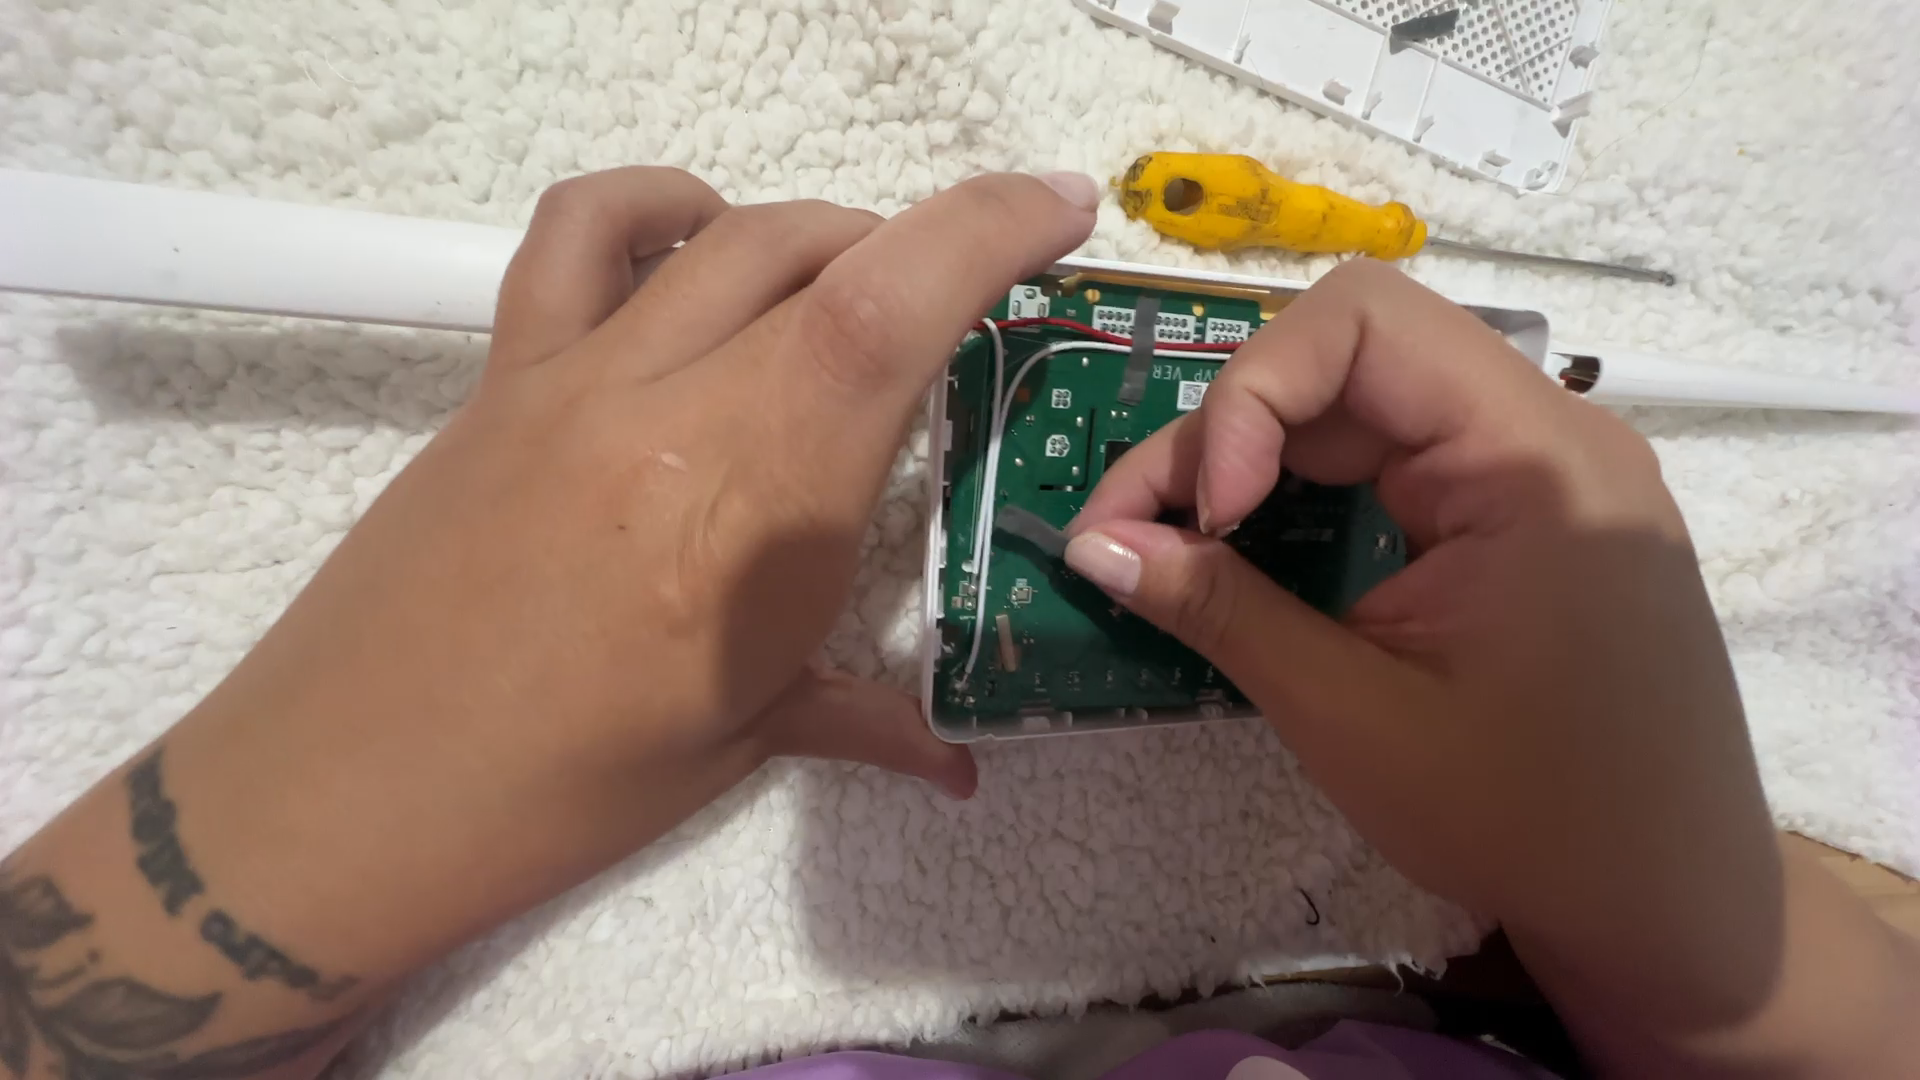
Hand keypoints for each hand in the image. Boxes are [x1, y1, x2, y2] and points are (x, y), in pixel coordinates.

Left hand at [0, 167, 1098, 1076]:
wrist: (345, 795)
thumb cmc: (572, 784)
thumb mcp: (752, 743)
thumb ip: (878, 722)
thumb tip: (964, 770)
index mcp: (757, 512)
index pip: (889, 317)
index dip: (991, 230)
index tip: (1063, 204)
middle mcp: (675, 412)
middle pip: (831, 256)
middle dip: (938, 241)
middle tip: (974, 296)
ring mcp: (580, 379)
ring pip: (732, 231)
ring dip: (831, 236)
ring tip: (862, 289)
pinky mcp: (505, 374)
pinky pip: (584, 234)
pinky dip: (667, 204)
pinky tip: (705, 243)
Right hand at [1065, 261, 1916, 1073]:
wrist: (1655, 901)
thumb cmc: (1523, 818)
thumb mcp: (1346, 713)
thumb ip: (1215, 609)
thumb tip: (1091, 547)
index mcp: (1527, 459)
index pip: (1360, 324)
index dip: (1252, 394)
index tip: (1208, 512)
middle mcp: (1523, 433)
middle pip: (1327, 364)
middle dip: (1211, 436)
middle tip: (1129, 531)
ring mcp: (1504, 469)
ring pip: (1327, 408)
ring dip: (1227, 464)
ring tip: (1157, 545)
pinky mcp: (1479, 509)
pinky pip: (1355, 460)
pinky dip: (1271, 492)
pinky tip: (1227, 551)